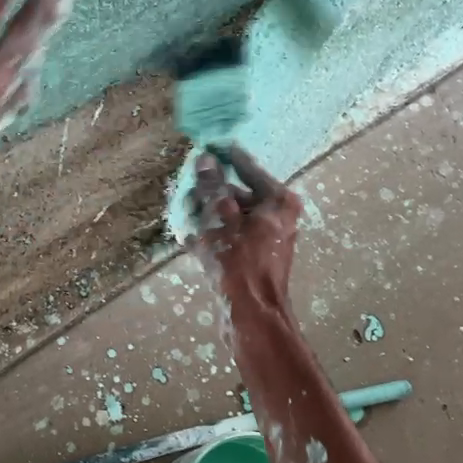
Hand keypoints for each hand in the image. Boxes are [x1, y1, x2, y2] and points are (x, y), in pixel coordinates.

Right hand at [187, 145, 302, 307]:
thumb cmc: (240, 262)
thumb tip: (205, 159)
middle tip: (186, 188)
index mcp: (279, 201)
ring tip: (184, 213)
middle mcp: (276, 217)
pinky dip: (208, 236)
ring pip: (228, 216)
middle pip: (236, 192)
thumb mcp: (221, 218)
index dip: (223, 156)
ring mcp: (264, 239)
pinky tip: (187, 237)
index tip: (203, 145)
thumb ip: (212, 187)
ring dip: (204, 214)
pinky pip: (226, 237)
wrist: (252, 317)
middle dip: (208, 191)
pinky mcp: (250, 259)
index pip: (247, 166)